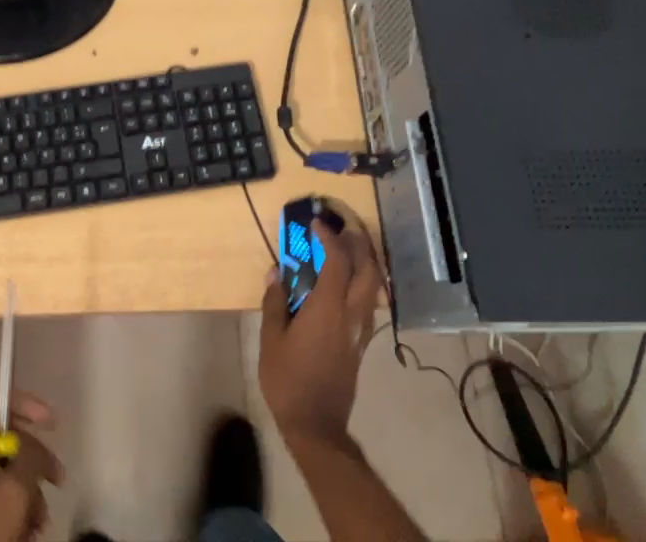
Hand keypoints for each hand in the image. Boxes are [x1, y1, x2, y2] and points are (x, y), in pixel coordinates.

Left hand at [0, 390, 62, 541]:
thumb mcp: (13, 491)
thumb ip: (31, 457)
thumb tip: (34, 446)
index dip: (28, 405)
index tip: (53, 425)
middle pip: (4, 438)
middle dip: (35, 461)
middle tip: (57, 480)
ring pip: (3, 470)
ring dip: (27, 492)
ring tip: (38, 520)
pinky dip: (13, 508)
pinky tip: (26, 529)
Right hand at [258, 215, 384, 445]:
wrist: (317, 423)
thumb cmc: (288, 379)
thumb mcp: (271, 339)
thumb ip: (275, 302)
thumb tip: (277, 273)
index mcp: (328, 307)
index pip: (338, 260)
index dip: (330, 236)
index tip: (316, 222)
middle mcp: (352, 313)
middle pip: (367, 268)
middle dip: (358, 243)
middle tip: (341, 228)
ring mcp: (361, 329)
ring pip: (374, 286)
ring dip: (365, 262)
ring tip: (348, 248)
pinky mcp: (362, 343)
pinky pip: (370, 302)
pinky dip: (364, 283)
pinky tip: (348, 283)